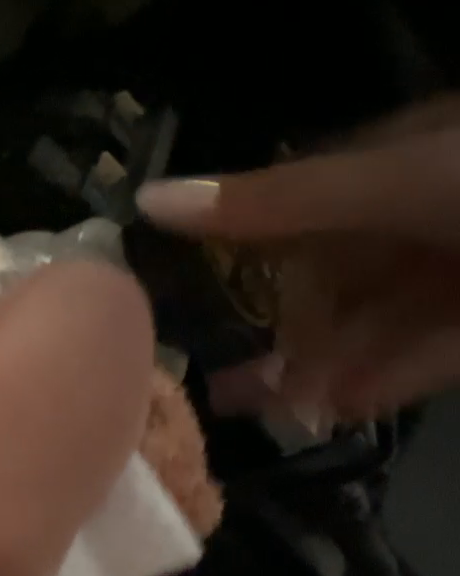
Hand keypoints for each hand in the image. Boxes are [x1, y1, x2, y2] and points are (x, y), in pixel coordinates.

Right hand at [138, 97, 459, 417]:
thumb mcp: (408, 182)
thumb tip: (145, 201)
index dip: (234, 257)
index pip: (291, 210)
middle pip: (329, 277)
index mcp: (403, 160)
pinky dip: (383, 377)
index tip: (181, 307)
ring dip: (321, 366)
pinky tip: (333, 409)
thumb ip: (277, 201)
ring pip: (375, 320)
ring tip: (266, 415)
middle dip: (277, 332)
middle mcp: (431, 208)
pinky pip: (431, 347)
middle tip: (217, 389)